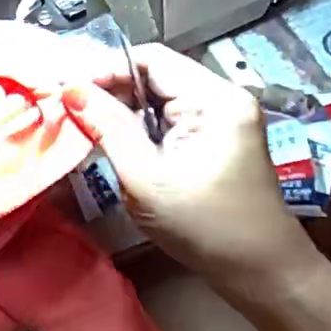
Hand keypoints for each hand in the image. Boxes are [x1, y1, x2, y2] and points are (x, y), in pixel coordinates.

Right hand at [65, 44, 320, 286]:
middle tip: (71, 110)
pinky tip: (117, 142)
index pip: (151, 59)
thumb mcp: (146, 178)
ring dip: (124, 110)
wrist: (261, 272)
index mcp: (214, 99)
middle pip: (156, 75)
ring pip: (160, 98)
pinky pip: (171, 118)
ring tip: (87, 126)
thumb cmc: (204, 226)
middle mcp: (222, 98)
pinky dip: (142, 127)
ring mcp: (223, 118)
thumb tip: (72, 91)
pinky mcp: (217, 138)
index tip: (70, 91)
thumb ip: (108, 128)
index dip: (105, 69)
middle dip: (111, 90)